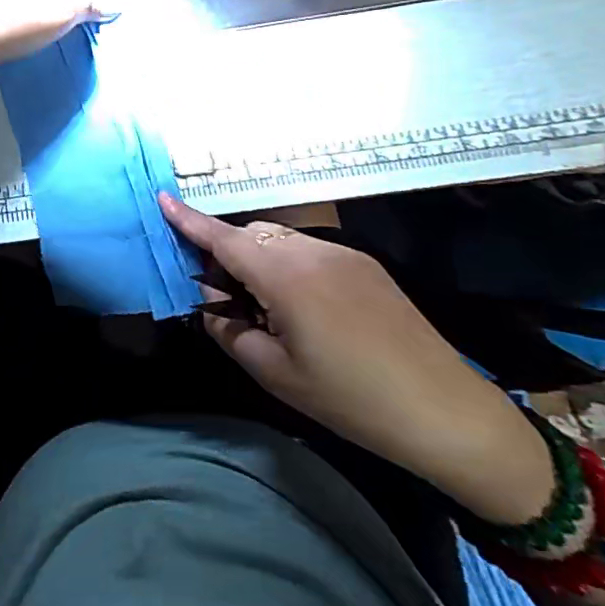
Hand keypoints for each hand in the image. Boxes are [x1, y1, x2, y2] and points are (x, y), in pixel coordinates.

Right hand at [158, 192, 554, 524]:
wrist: (441, 407)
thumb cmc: (349, 398)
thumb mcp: (276, 374)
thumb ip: (231, 333)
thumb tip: (211, 309)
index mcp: (285, 276)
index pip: (225, 238)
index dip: (190, 220)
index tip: (163, 198)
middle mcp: (312, 251)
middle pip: (253, 235)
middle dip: (227, 253)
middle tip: (220, 297)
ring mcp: (344, 254)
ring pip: (283, 241)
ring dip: (260, 261)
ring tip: (263, 310)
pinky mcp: (366, 265)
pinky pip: (311, 253)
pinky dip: (290, 268)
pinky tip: (303, 311)